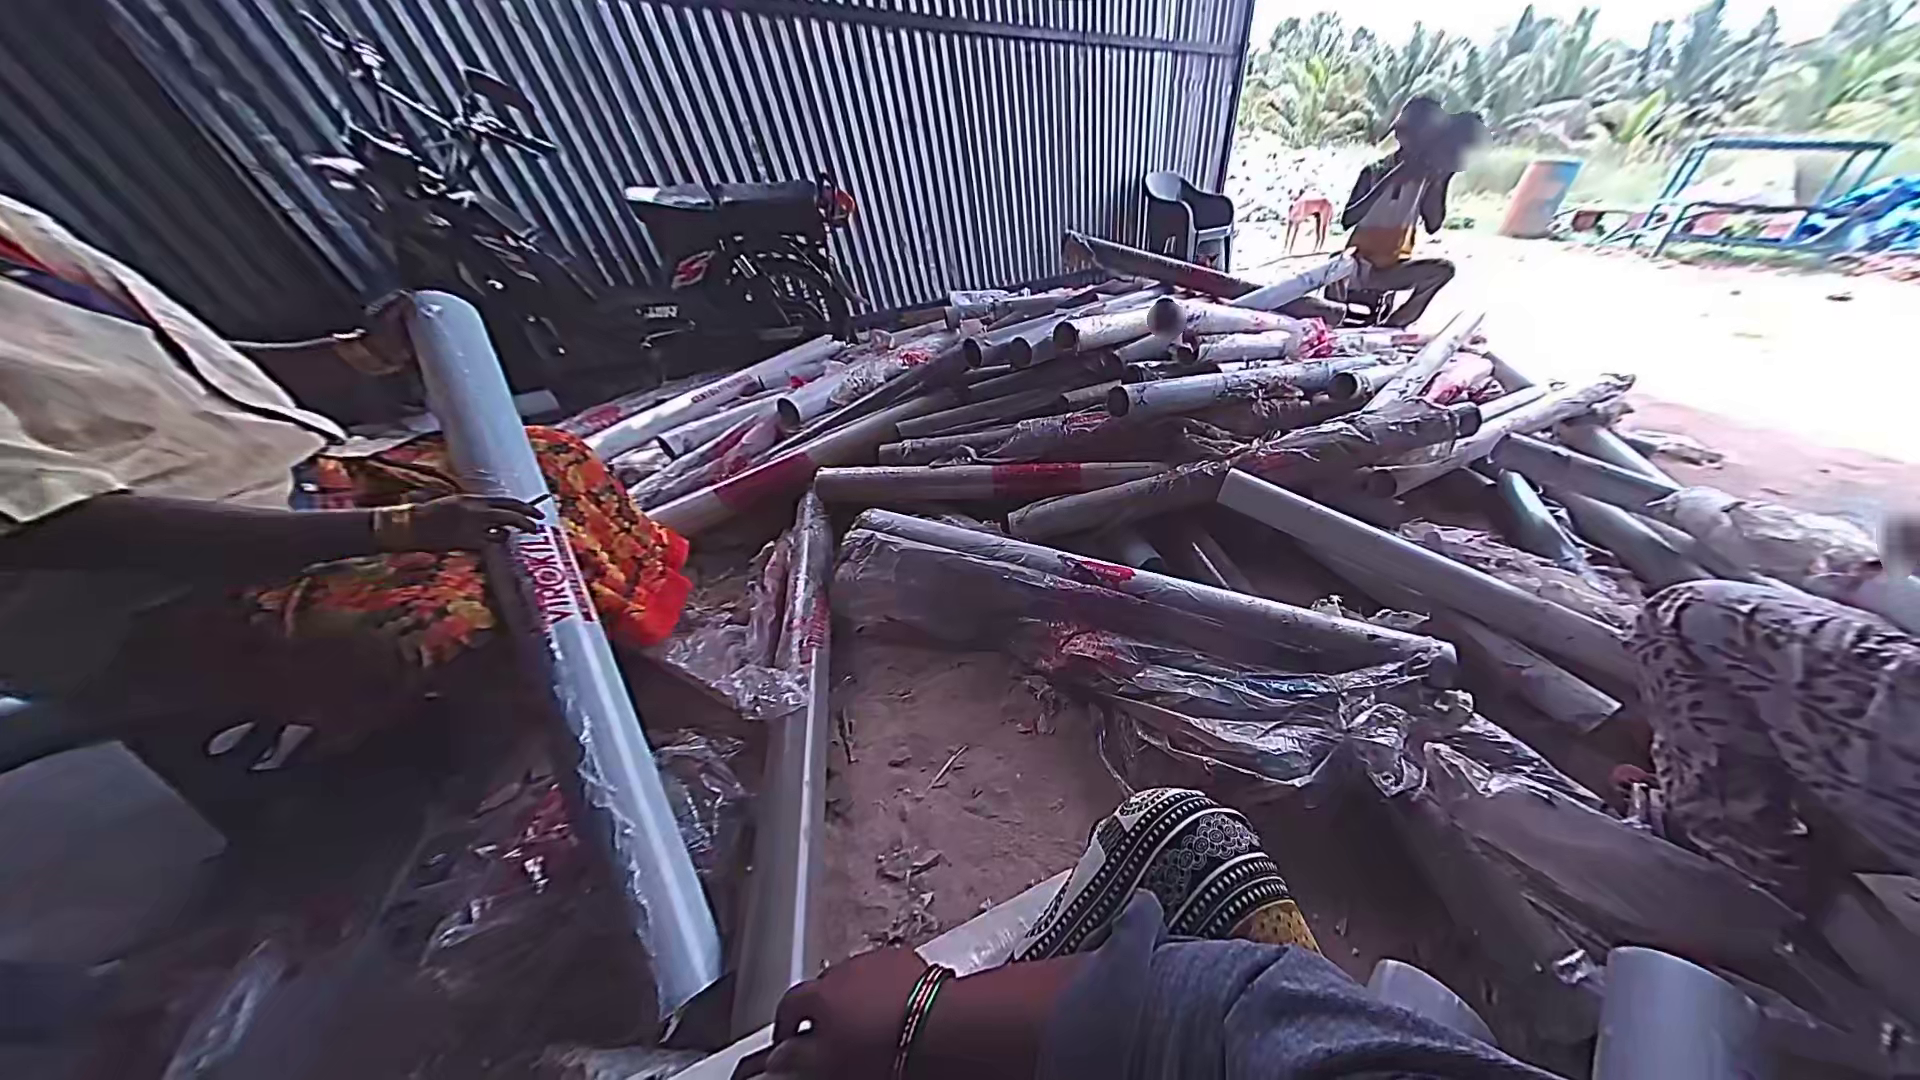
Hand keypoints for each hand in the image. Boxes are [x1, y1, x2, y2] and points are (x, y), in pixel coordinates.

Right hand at [393, 494, 541, 550]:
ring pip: (504, 530)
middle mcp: (476, 510)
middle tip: (537, 525)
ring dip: (509, 533)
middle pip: (512, 514)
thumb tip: (496, 515)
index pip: (507, 501)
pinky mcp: (468, 540)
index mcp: (473, 499)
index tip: (537, 513)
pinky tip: (492, 540)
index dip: (525, 507)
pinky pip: (489, 542)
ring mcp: (473, 525)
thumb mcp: (454, 503)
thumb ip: (476, 508)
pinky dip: (494, 542)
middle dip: (528, 520)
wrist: (406, 525)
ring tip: (512, 534)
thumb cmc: (427, 515)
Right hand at [734, 947, 927, 1079]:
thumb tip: (780, 1057)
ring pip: (853, 978)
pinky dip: (879, 985)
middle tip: (828, 1039)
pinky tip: (889, 1006)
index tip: (786, 1043)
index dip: (785, 1025)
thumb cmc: (880, 1048)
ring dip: (852, 996)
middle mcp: (844, 968)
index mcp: (820, 993)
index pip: (790, 1004)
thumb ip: (798, 1058)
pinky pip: (881, 971)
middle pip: (822, 988)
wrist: (930, 1024)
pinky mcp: (901, 956)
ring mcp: (874, 959)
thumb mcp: (828, 1064)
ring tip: (862, 1024)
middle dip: (821, 1011)